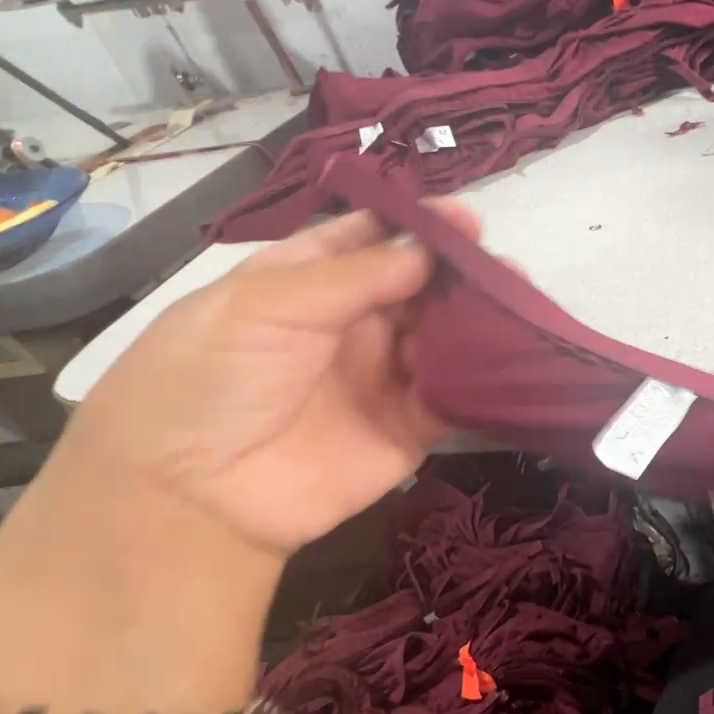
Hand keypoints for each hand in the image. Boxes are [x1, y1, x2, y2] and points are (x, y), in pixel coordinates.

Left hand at [61, 200, 479, 554]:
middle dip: (461, 274)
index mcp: (306, 284)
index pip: (371, 241)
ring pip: (446, 337)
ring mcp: (384, 377)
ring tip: (520, 305)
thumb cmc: (211, 379)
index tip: (466, 218)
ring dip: (480, 321)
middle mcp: (351, 326)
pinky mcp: (411, 427)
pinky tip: (509, 357)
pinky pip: (455, 394)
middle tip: (505, 267)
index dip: (417, 226)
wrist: (194, 496)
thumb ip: (356, 276)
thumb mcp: (268, 305)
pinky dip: (483, 377)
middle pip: (419, 288)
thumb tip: (432, 248)